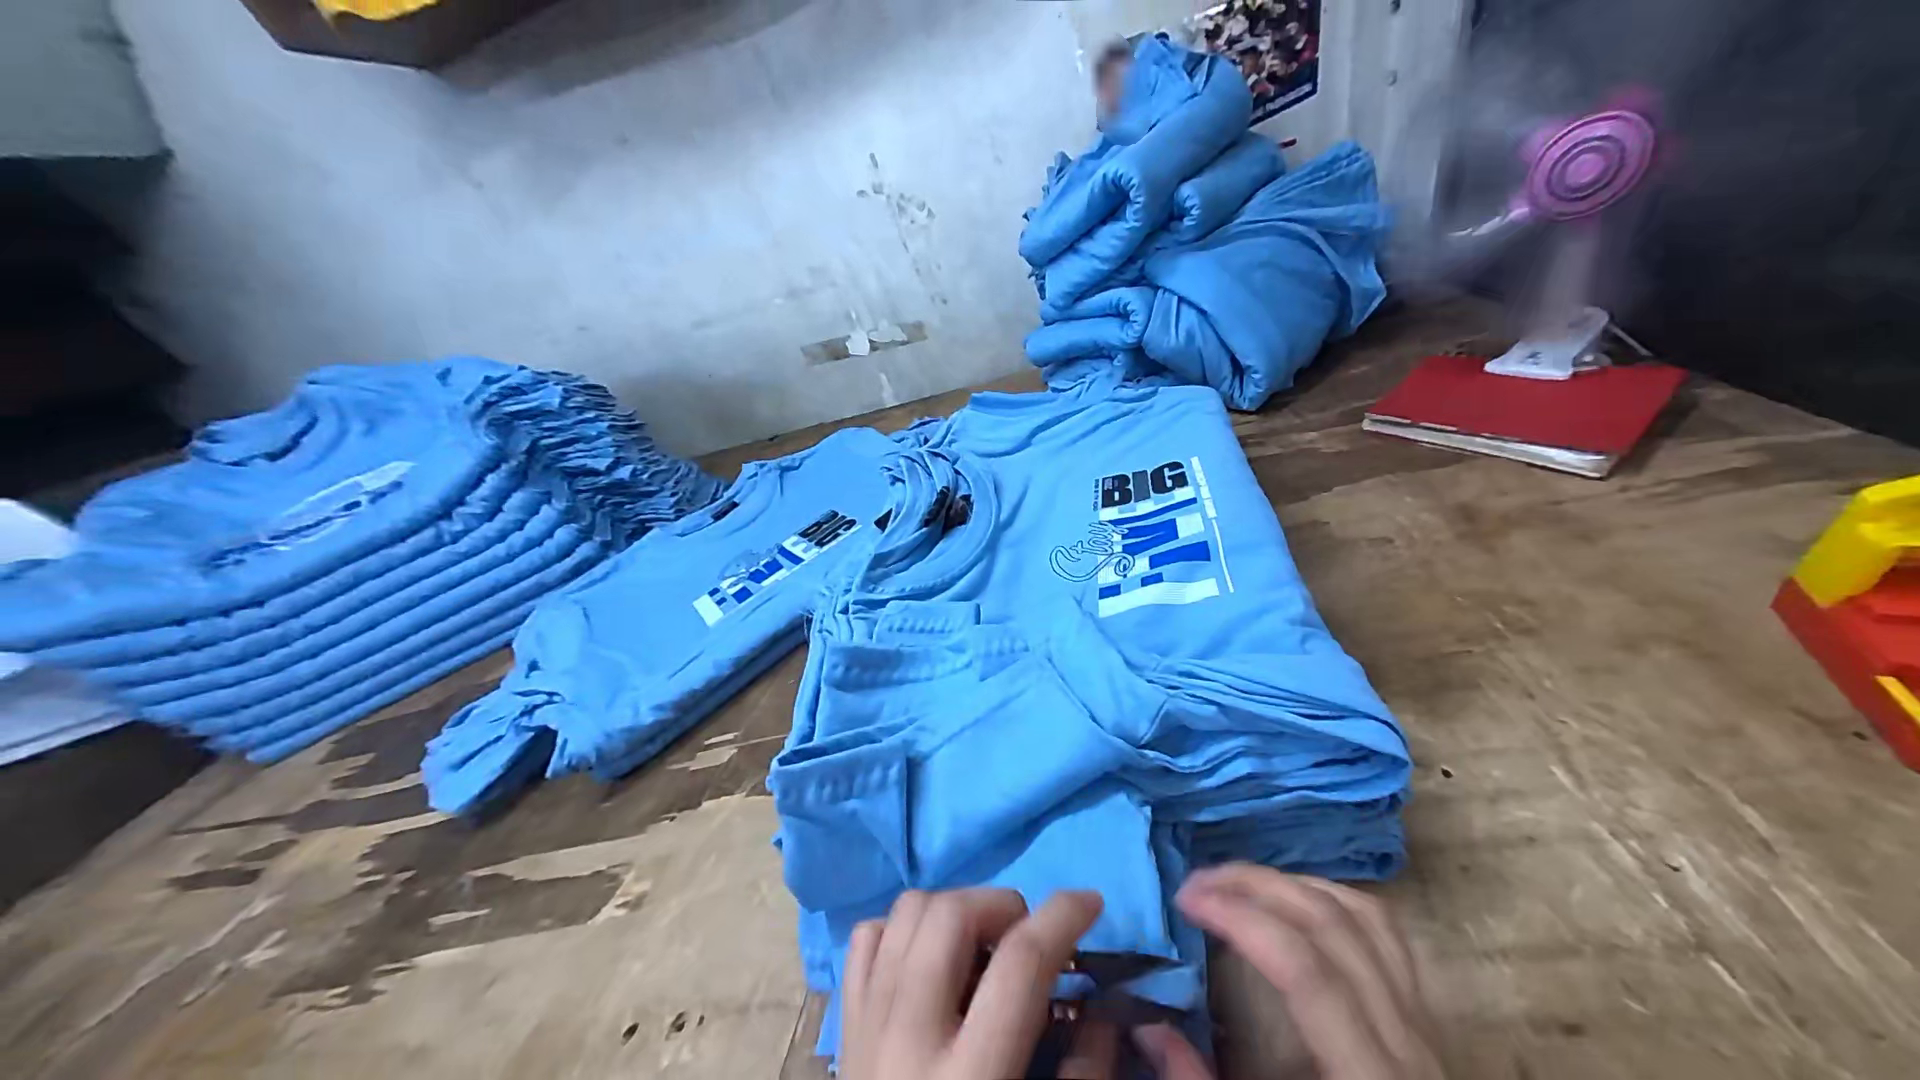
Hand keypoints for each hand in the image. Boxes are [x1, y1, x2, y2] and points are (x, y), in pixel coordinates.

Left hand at [840, 887, 1112, 1079]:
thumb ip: (1081, 1075)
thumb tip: (1103, 1007)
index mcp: (969, 1078)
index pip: (1019, 964)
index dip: (1062, 918)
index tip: (1092, 902)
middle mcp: (908, 1036)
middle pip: (951, 916)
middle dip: (1002, 906)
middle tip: (1028, 938)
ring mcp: (867, 1023)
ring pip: (907, 911)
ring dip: (956, 907)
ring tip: (983, 945)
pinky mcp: (845, 1022)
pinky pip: (870, 937)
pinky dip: (905, 930)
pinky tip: (932, 960)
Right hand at [1134, 865, 1441, 1079]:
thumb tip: (1149, 1024)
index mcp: (1366, 1078)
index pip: (1304, 968)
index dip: (1240, 918)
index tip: (1185, 898)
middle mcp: (1406, 1042)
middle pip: (1331, 925)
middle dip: (1255, 886)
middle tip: (1197, 881)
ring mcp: (1426, 1026)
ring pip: (1364, 916)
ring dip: (1292, 883)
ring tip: (1238, 883)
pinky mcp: (1428, 1021)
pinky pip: (1387, 934)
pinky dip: (1333, 898)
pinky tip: (1296, 899)